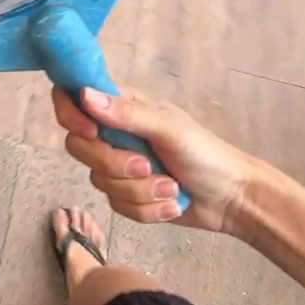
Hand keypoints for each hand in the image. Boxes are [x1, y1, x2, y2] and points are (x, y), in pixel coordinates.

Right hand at [48, 85, 270, 234]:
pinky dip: (146, 209)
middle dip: (114, 164)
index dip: (71, 114)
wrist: (233, 200)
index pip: (71, 98)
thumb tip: (83, 94)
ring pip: (99, 180)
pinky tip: (170, 204)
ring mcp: (117, 165)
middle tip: (147, 166)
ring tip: (171, 187)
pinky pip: (116, 205)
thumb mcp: (169, 128)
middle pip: (79, 146)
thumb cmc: (205, 153)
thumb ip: (127, 113)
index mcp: (119, 106)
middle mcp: (112, 133)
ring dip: (139, 191)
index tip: (91, 133)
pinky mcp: (126, 195)